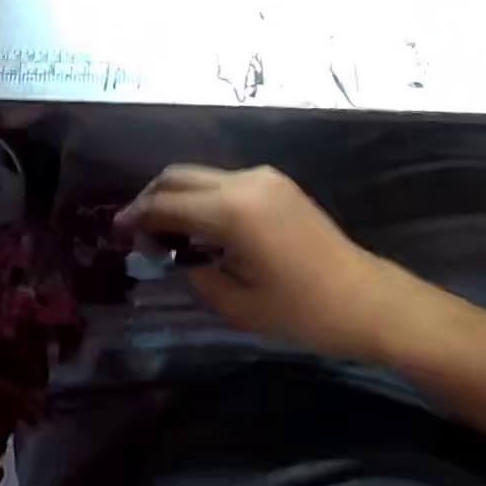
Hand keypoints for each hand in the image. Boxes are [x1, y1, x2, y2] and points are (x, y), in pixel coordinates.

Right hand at [117, 164, 417, 361]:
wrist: (370, 301)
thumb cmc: (303, 311)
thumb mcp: (236, 303)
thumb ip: (191, 271)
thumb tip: (166, 252)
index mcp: (232, 210)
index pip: (167, 203)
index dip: (136, 215)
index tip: (116, 230)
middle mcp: (242, 180)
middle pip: (177, 176)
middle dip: (149, 198)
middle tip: (134, 227)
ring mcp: (260, 176)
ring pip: (198, 174)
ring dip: (174, 195)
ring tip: (164, 229)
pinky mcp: (273, 180)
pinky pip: (221, 180)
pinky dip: (199, 196)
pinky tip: (199, 224)